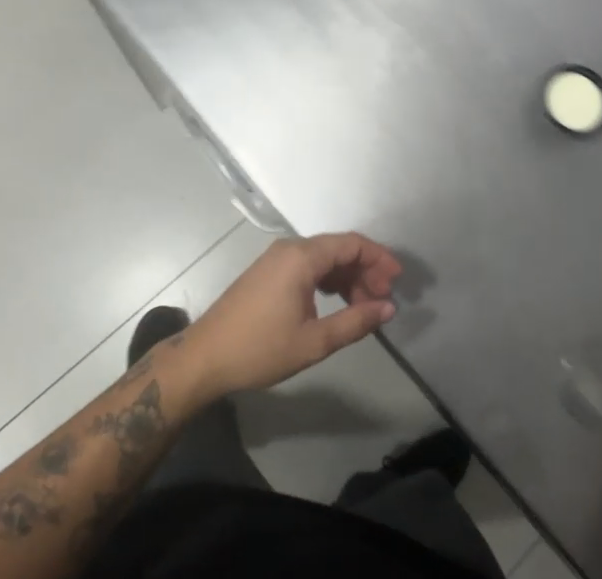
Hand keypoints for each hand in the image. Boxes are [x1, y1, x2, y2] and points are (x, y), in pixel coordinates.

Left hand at [185, 233, 402, 397]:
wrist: (204, 359)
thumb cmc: (259, 349)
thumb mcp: (314, 342)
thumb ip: (355, 322)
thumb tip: (388, 308)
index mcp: (301, 258)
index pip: (351, 244)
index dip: (379, 259)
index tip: (397, 281)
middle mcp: (289, 249)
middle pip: (339, 249)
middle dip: (366, 271)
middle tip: (383, 301)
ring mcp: (276, 260)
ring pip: (324, 259)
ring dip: (348, 278)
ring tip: (365, 306)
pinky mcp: (268, 273)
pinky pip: (308, 267)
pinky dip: (329, 281)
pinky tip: (339, 304)